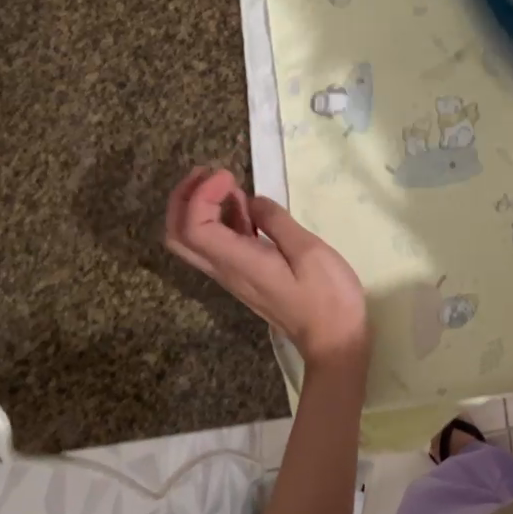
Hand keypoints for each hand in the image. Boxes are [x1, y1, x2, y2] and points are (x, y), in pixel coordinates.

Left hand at [164, 168, 369, 367]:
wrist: (334, 340)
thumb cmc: (327, 296)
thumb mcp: (309, 252)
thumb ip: (278, 222)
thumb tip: (254, 201)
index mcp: (239, 262)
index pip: (194, 226)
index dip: (201, 194)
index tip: (229, 174)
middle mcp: (226, 270)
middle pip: (178, 235)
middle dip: (184, 198)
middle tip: (208, 173)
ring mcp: (234, 276)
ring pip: (194, 241)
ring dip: (200, 207)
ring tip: (228, 183)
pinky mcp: (247, 278)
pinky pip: (218, 246)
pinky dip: (221, 221)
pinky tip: (247, 208)